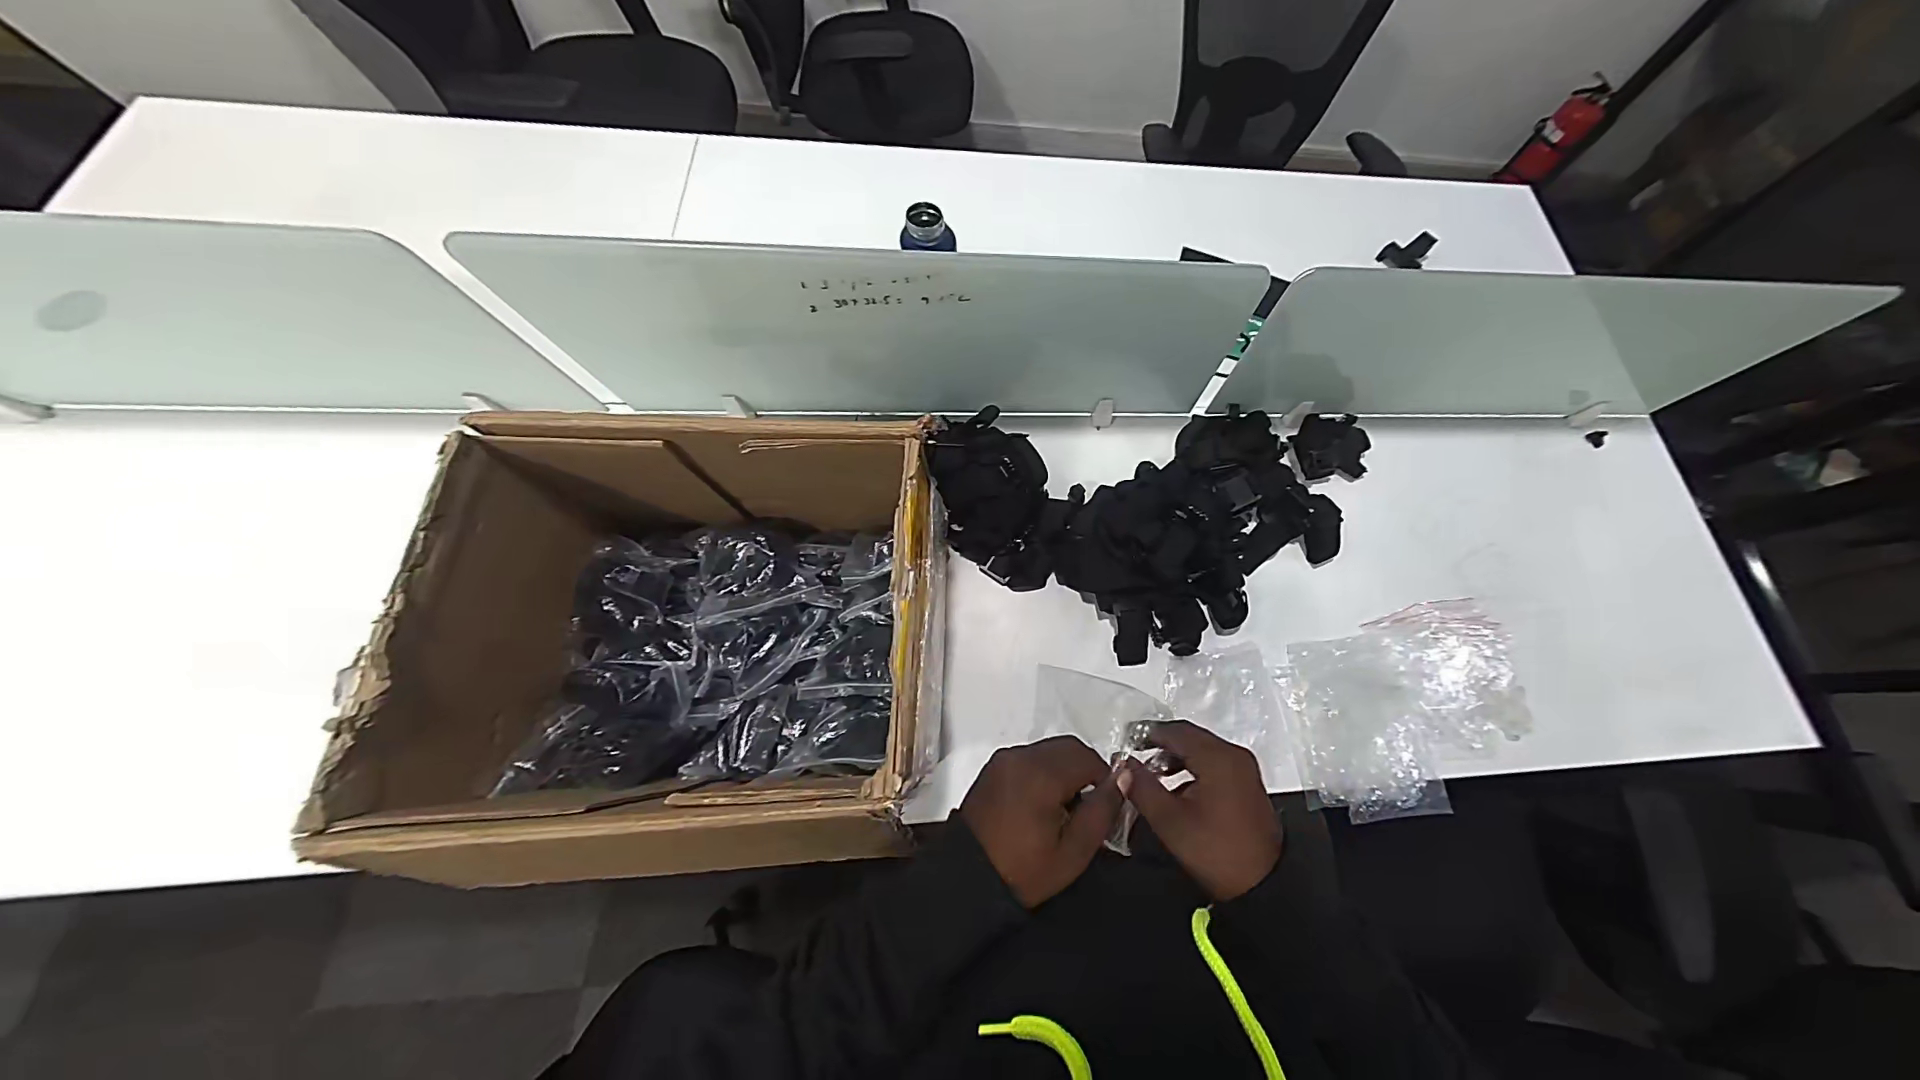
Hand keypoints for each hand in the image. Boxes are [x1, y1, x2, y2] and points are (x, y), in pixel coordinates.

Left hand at [960, 735, 1124, 908]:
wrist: (967, 878)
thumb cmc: (1023, 871)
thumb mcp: (1073, 852)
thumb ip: (1102, 811)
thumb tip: (1124, 777)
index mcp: (1040, 774)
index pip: (1087, 757)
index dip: (1104, 778)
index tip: (1105, 806)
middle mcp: (1020, 756)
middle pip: (1067, 748)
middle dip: (1085, 771)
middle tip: (1087, 809)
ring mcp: (1003, 760)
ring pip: (1049, 751)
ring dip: (1064, 771)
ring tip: (1064, 811)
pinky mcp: (993, 767)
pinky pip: (1029, 758)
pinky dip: (1043, 772)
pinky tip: (1042, 805)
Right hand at [1121, 720, 1282, 900]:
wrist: (1264, 888)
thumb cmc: (1215, 852)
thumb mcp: (1169, 821)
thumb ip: (1142, 787)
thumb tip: (1123, 765)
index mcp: (1217, 758)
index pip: (1175, 731)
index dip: (1146, 734)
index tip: (1125, 742)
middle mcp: (1234, 756)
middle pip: (1190, 737)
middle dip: (1160, 744)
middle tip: (1134, 756)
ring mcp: (1244, 769)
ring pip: (1202, 749)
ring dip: (1175, 756)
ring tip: (1151, 773)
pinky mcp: (1247, 784)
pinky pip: (1213, 763)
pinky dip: (1192, 767)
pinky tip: (1176, 787)